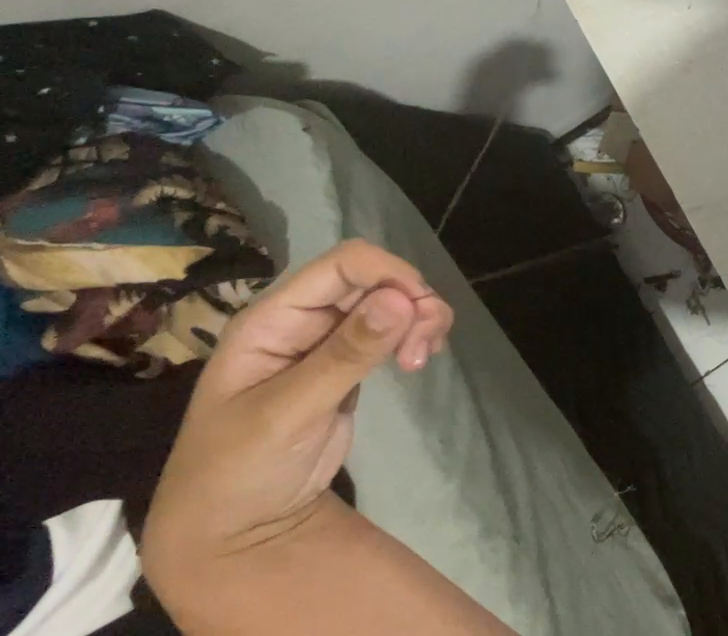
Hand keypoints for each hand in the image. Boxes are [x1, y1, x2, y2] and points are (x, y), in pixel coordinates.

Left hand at [146, 240, 452, 565]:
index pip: (344, 264)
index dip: (390, 273)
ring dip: (421, 319)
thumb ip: (345, 355)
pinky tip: (419, 361)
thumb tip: (402, 298)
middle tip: (424, 351)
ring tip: (422, 361)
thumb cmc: (239, 470)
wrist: (235, 529)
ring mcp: (327, 340)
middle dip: (414, 302)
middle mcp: (302, 319)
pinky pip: (394, 327)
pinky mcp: (350, 362)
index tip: (419, 312)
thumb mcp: (288, 414)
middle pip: (377, 278)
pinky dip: (417, 334)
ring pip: (393, 300)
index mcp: (272, 319)